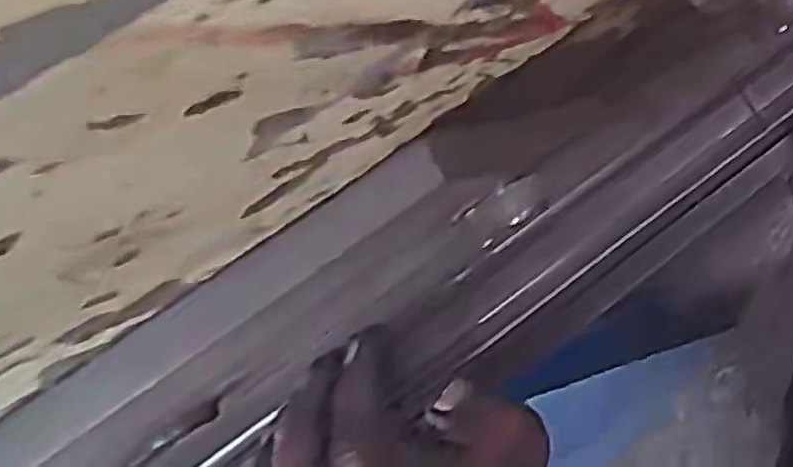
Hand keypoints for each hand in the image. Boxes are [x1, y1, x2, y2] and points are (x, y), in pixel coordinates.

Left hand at [272, 328, 547, 466]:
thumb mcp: (514, 444)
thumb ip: (483, 412)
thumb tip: (448, 387)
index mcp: (378, 465)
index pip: (356, 405)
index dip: (361, 366)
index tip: (369, 339)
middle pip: (299, 439)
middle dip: (314, 392)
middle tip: (330, 359)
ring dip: (282, 434)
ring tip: (300, 404)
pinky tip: (278, 458)